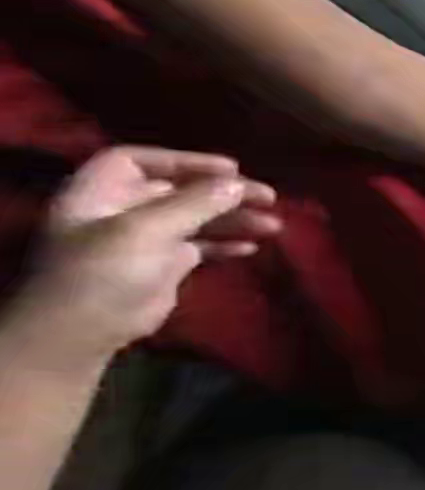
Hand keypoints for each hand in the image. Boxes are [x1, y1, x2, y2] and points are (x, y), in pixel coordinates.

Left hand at [11, 148, 280, 364]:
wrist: (85, 329)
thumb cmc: (104, 271)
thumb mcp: (147, 230)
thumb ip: (195, 204)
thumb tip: (239, 183)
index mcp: (99, 196)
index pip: (136, 161)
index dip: (183, 160)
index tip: (231, 169)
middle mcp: (120, 212)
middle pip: (177, 190)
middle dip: (223, 192)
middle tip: (268, 198)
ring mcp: (143, 239)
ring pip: (197, 218)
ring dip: (236, 219)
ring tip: (274, 226)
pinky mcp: (164, 264)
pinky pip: (203, 245)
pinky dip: (229, 243)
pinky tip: (253, 247)